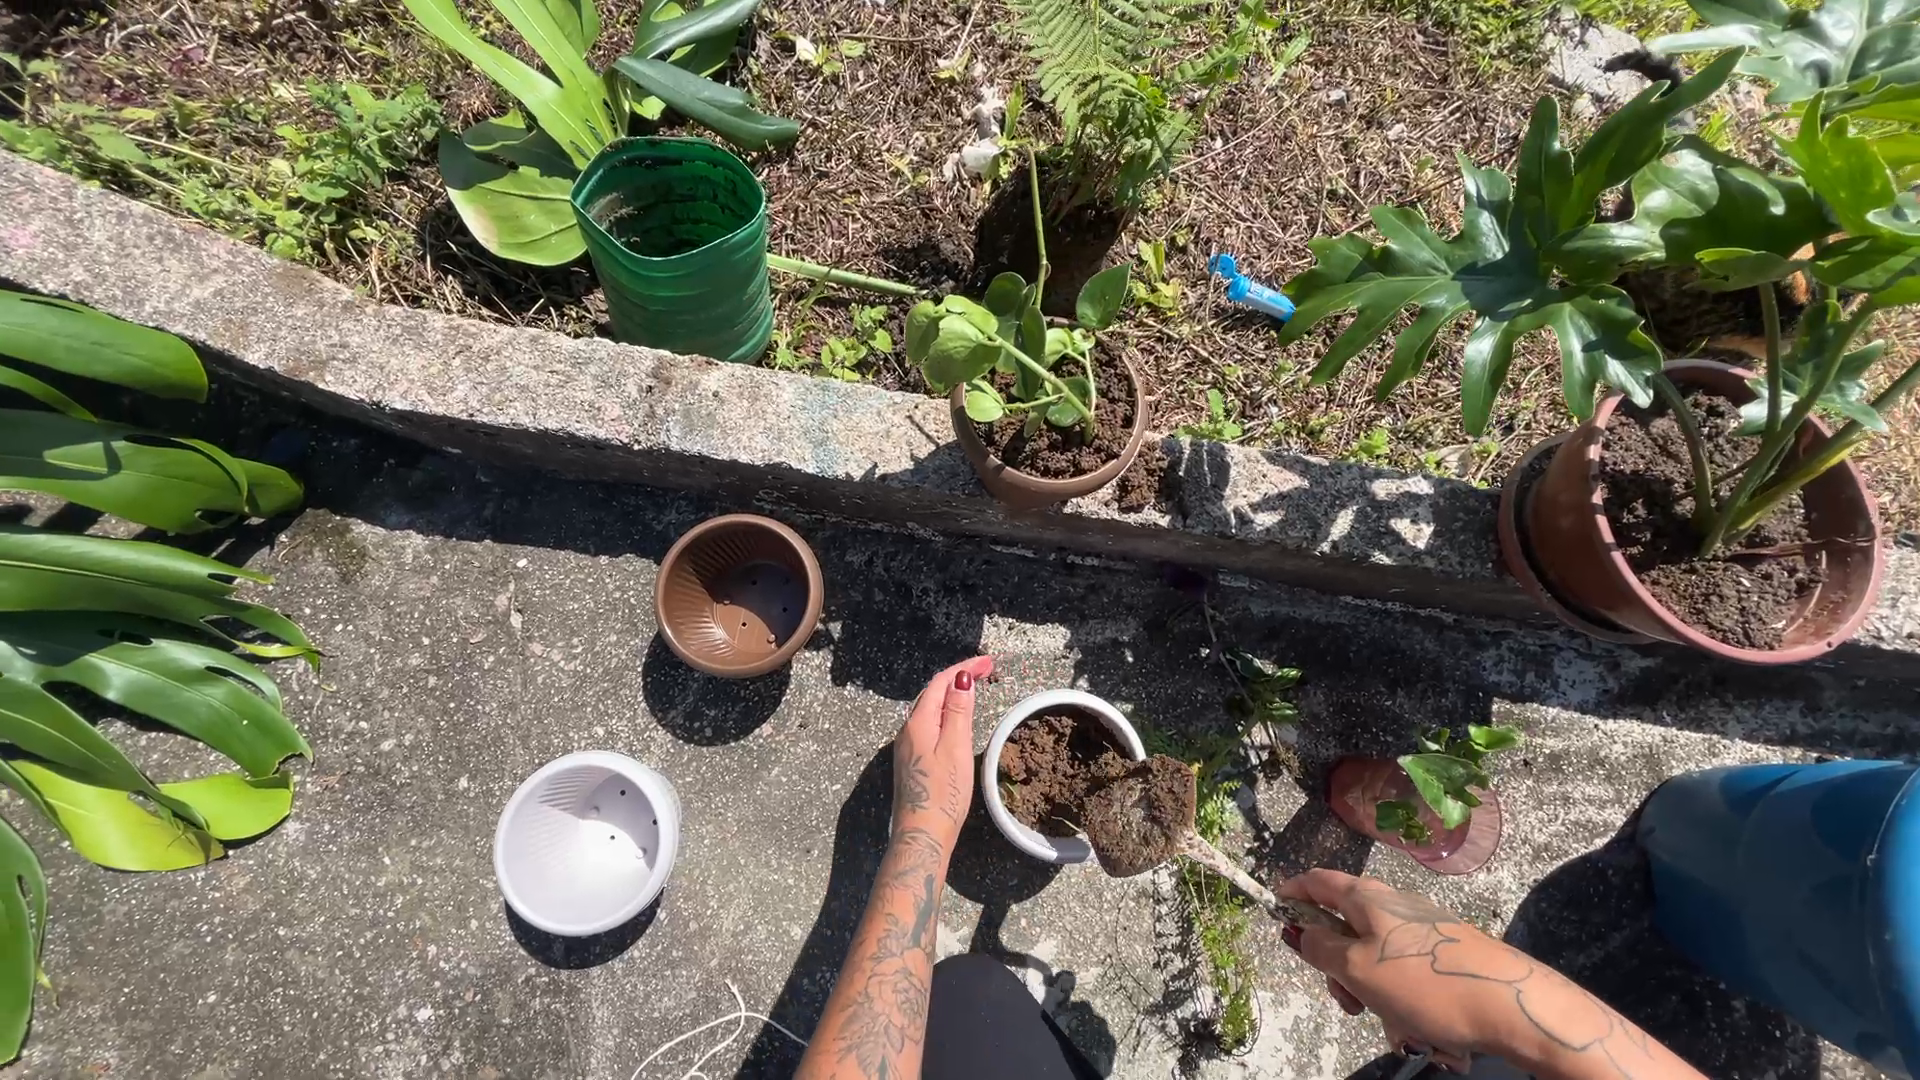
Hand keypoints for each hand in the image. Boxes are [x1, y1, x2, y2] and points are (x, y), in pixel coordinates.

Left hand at [891, 656, 993, 853]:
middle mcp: (908, 730)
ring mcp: (908, 746)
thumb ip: (958, 712)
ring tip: (974, 687)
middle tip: (986, 670)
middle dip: (958, 676)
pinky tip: (956, 718)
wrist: (922, 835)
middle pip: (933, 692)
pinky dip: (945, 711)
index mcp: (918, 723)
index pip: (941, 682)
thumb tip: (961, 679)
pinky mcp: (912, 760)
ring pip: (930, 708)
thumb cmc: (943, 793)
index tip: (988, 662)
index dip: (964, 668)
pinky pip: (929, 723)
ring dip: (951, 693)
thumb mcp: (956, 747)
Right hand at [1279, 869, 1686, 1077]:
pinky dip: (1405, 1000)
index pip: (1316, 881)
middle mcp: (1392, 903)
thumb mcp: (1357, 970)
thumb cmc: (1425, 983)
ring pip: (1377, 956)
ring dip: (1373, 990)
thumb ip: (1318, 948)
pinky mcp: (1450, 955)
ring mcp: (1424, 928)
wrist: (1516, 1006)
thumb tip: (1297, 930)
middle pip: (1346, 925)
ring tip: (1394, 1027)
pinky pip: (1409, 975)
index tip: (1277, 909)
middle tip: (1346, 1001)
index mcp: (1365, 897)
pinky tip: (1424, 1032)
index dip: (1292, 892)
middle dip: (1338, 965)